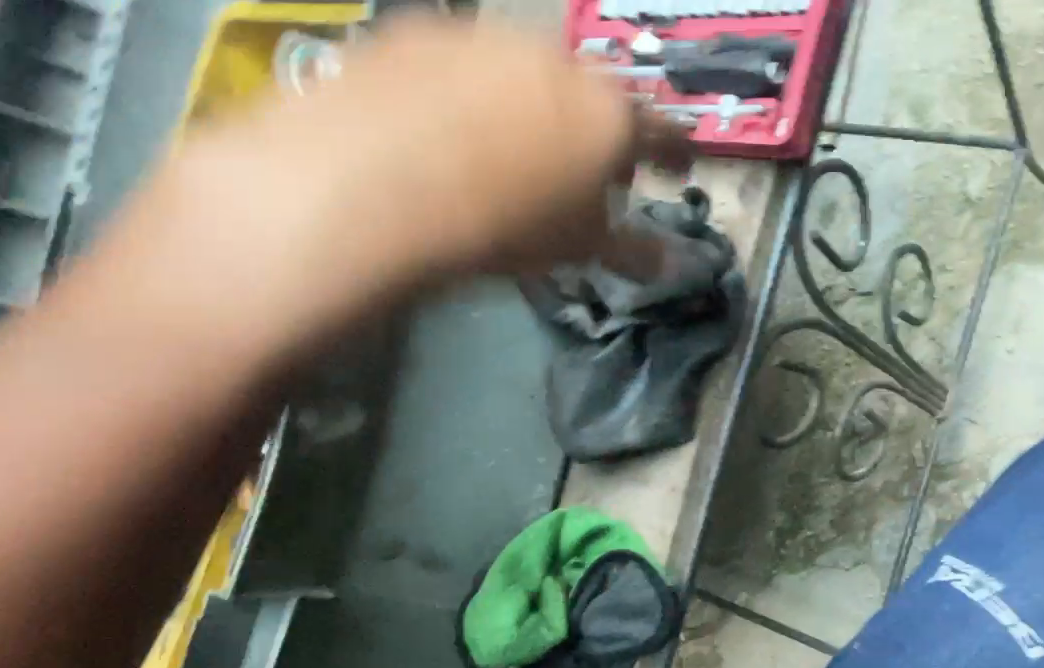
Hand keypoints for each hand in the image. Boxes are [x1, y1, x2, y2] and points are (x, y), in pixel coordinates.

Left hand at [170, 14, 692, 291]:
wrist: (367, 184)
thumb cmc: (503, 225)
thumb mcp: (580, 249)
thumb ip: (634, 249)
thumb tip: (673, 261)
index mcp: (612, 114)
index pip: (664, 131)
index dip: (675, 153)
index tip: (675, 170)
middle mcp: (559, 61)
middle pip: (596, 96)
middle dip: (599, 131)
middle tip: (588, 173)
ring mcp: (486, 37)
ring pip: (532, 74)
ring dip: (539, 108)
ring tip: (516, 152)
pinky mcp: (420, 31)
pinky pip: (468, 65)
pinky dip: (477, 95)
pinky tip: (453, 131)